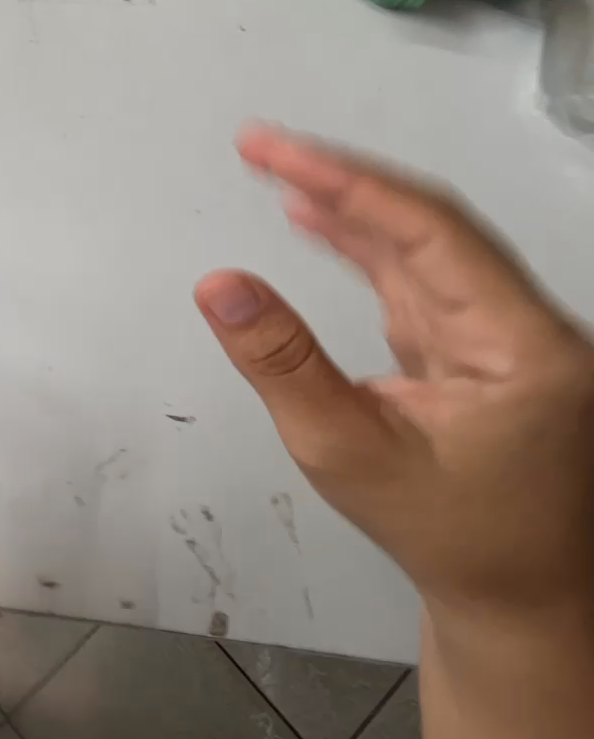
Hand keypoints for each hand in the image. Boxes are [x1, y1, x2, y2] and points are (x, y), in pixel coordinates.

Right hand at [194, 126, 593, 625]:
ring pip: (419, 247)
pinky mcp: (466, 351)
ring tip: (275, 168)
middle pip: (427, 226)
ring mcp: (495, 336)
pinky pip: (409, 277)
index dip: (346, 181)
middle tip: (256, 145)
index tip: (269, 151)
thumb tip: (218, 283)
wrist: (522, 594)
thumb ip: (278, 361)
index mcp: (517, 344)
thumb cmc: (441, 526)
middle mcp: (518, 325)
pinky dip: (356, 242)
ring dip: (344, 203)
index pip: (428, 233)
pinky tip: (314, 220)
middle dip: (338, 177)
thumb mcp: (342, 447)